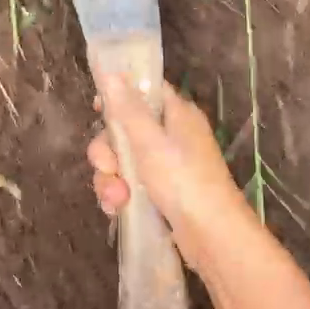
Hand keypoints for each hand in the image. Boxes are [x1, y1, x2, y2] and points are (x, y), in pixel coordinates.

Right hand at [86, 76, 245, 234]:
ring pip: (120, 160)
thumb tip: (108, 72)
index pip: (144, 90)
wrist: (212, 235)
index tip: (97, 108)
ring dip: (110, 179)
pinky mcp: (159, 191)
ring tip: (117, 199)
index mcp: (176, 115)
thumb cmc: (184, 181)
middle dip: (107, 153)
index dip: (118, 95)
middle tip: (109, 168)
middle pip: (123, 129)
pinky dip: (118, 195)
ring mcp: (165, 165)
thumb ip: (127, 108)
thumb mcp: (150, 141)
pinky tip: (116, 209)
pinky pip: (127, 183)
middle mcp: (171, 136)